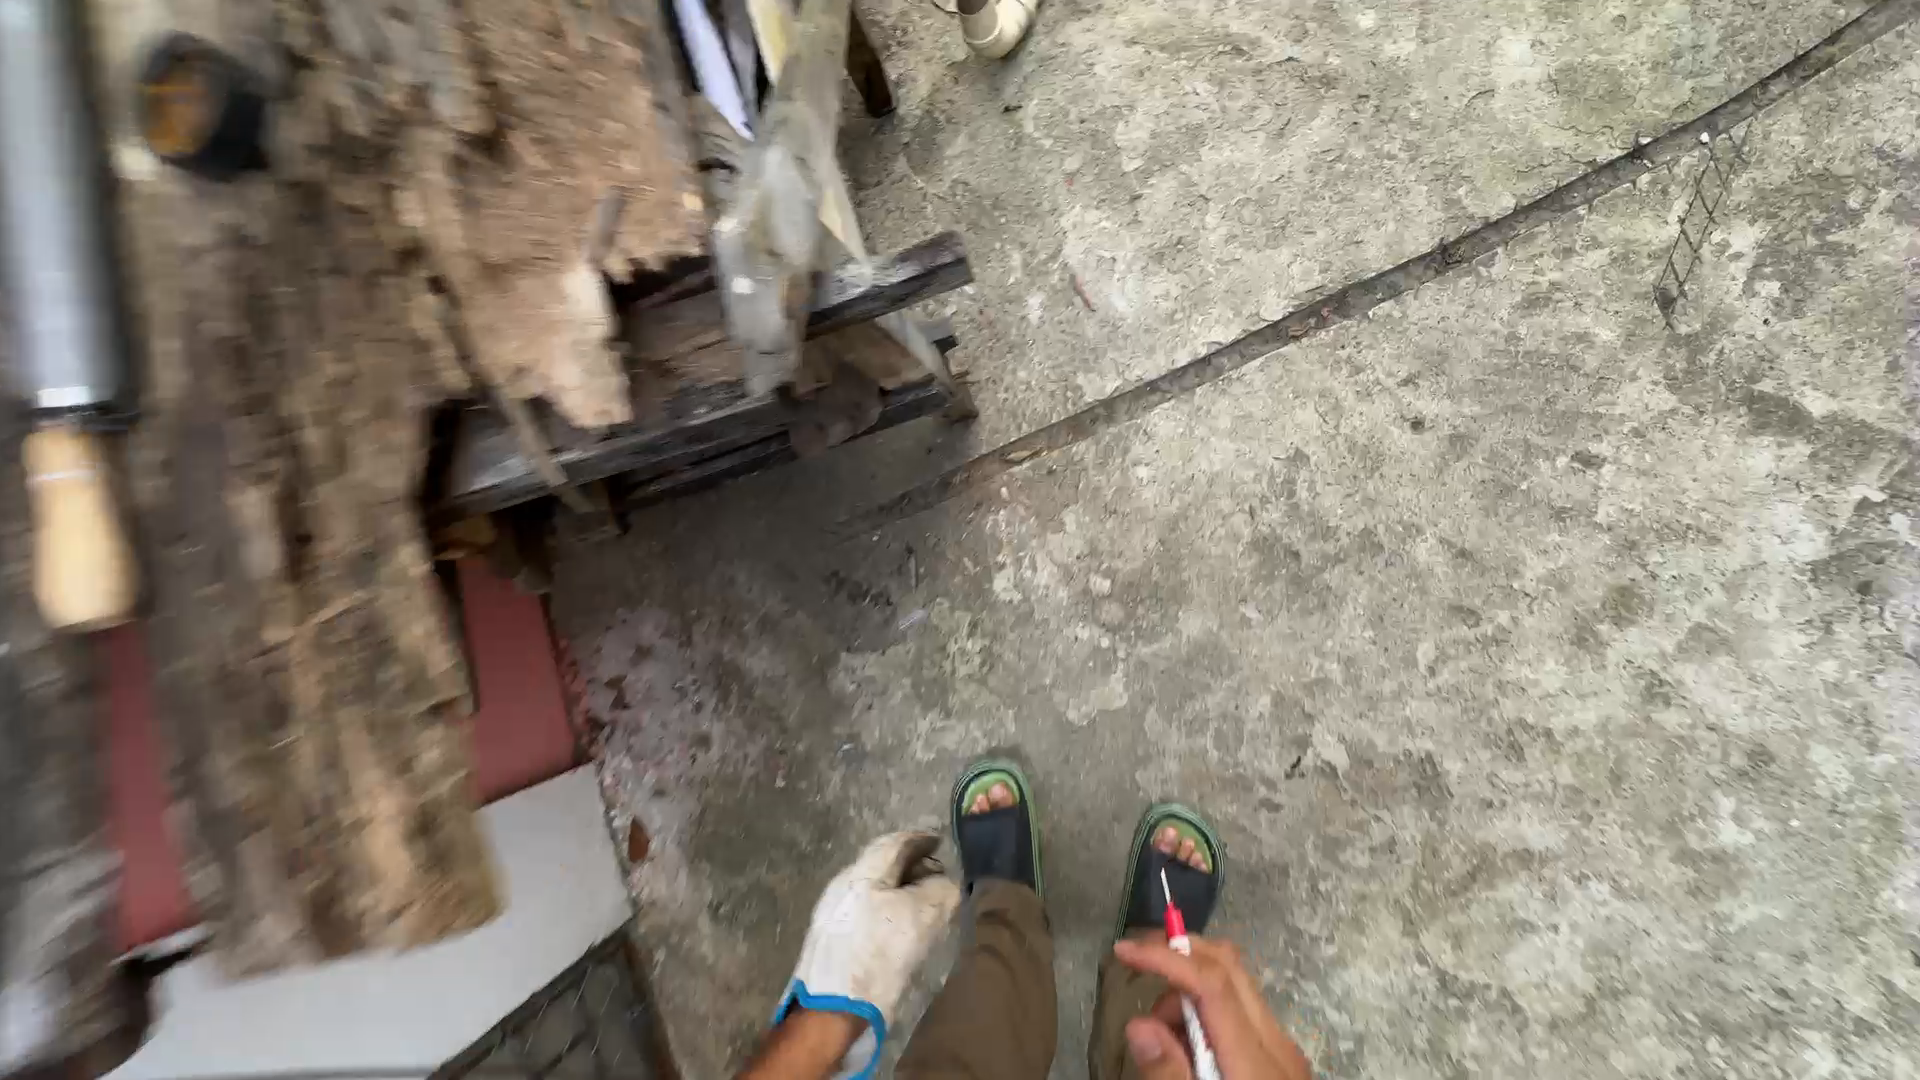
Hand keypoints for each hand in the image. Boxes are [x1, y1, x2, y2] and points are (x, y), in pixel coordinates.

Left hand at [775, 831, 960, 1077]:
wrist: (830, 1016)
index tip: (939, 844)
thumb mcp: (920, 921)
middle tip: (935, 877)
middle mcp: (843, 884)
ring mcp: (831, 912)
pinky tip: (897, 929)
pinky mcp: (828, 939)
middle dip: (910, 866)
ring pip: (873, 887)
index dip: (921, 841)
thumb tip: (945, 882)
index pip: (896, 843)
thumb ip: (938, 892)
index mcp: (862, 873)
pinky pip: (864, 908)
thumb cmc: (877, 961)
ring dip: (898, 888)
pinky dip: (885, 907)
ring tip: (920, 905)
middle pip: (882, 863)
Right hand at [1111, 935, 1313, 1079]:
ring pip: (1233, 984)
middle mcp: (1278, 1046)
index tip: (1122, 952)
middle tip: (1137, 969)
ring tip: (1161, 1038)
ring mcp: (1284, 1053)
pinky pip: (1238, 1013)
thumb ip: (1169, 1078)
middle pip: (1229, 965)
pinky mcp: (1280, 1063)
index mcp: (1259, 1063)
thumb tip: (1138, 1024)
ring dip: (1188, 991)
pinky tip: (1185, 1050)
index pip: (1211, 982)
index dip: (1165, 957)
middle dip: (1178, 955)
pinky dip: (1204, 1013)